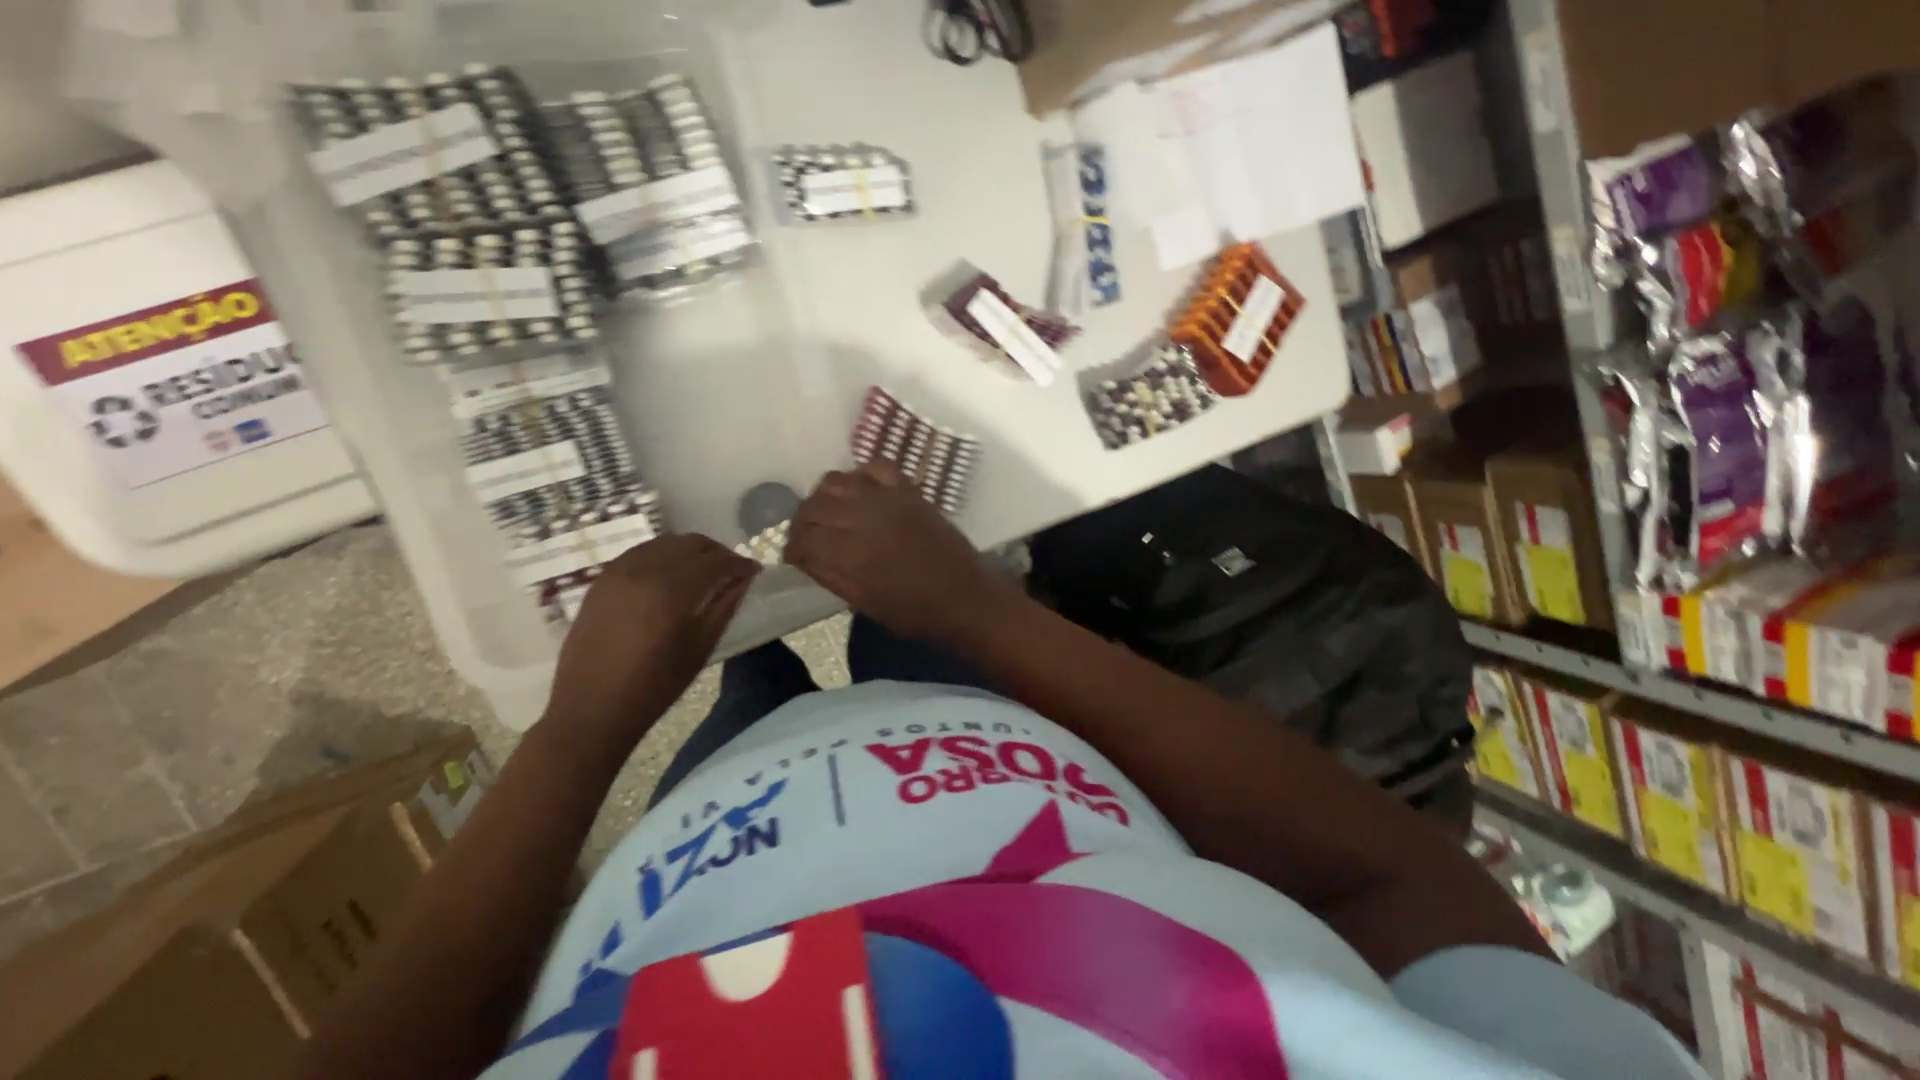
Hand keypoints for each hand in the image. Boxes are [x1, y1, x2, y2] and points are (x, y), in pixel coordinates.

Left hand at [544, 534, 758, 740]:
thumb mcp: (699, 649)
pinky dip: (662, 555)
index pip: (717, 561)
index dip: (740, 564)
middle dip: (717, 552)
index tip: (754, 572)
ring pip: (665, 542)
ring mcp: (618, 571)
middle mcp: (644, 571)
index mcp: (672, 592)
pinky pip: (640, 552)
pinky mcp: (602, 579)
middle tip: (731, 571)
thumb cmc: (653, 687)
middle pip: (691, 543)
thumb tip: (744, 579)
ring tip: (702, 572)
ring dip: (689, 551)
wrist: (591, 707)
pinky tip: (670, 575)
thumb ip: (724, 607)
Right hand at [785, 462, 1018, 642]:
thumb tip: (802, 556)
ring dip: (825, 497)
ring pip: (836, 481)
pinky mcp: (908, 490)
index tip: (795, 557)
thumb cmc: (914, 612)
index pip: (802, 539)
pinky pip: (875, 467)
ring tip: (830, 514)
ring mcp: (887, 499)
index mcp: (849, 555)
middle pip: (813, 507)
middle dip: (803, 523)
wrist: (965, 598)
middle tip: (808, 537)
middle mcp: (862, 519)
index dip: (793, 548)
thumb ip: (829, 575)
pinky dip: (861, 476)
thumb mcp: (863, 602)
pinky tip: (862, 494)